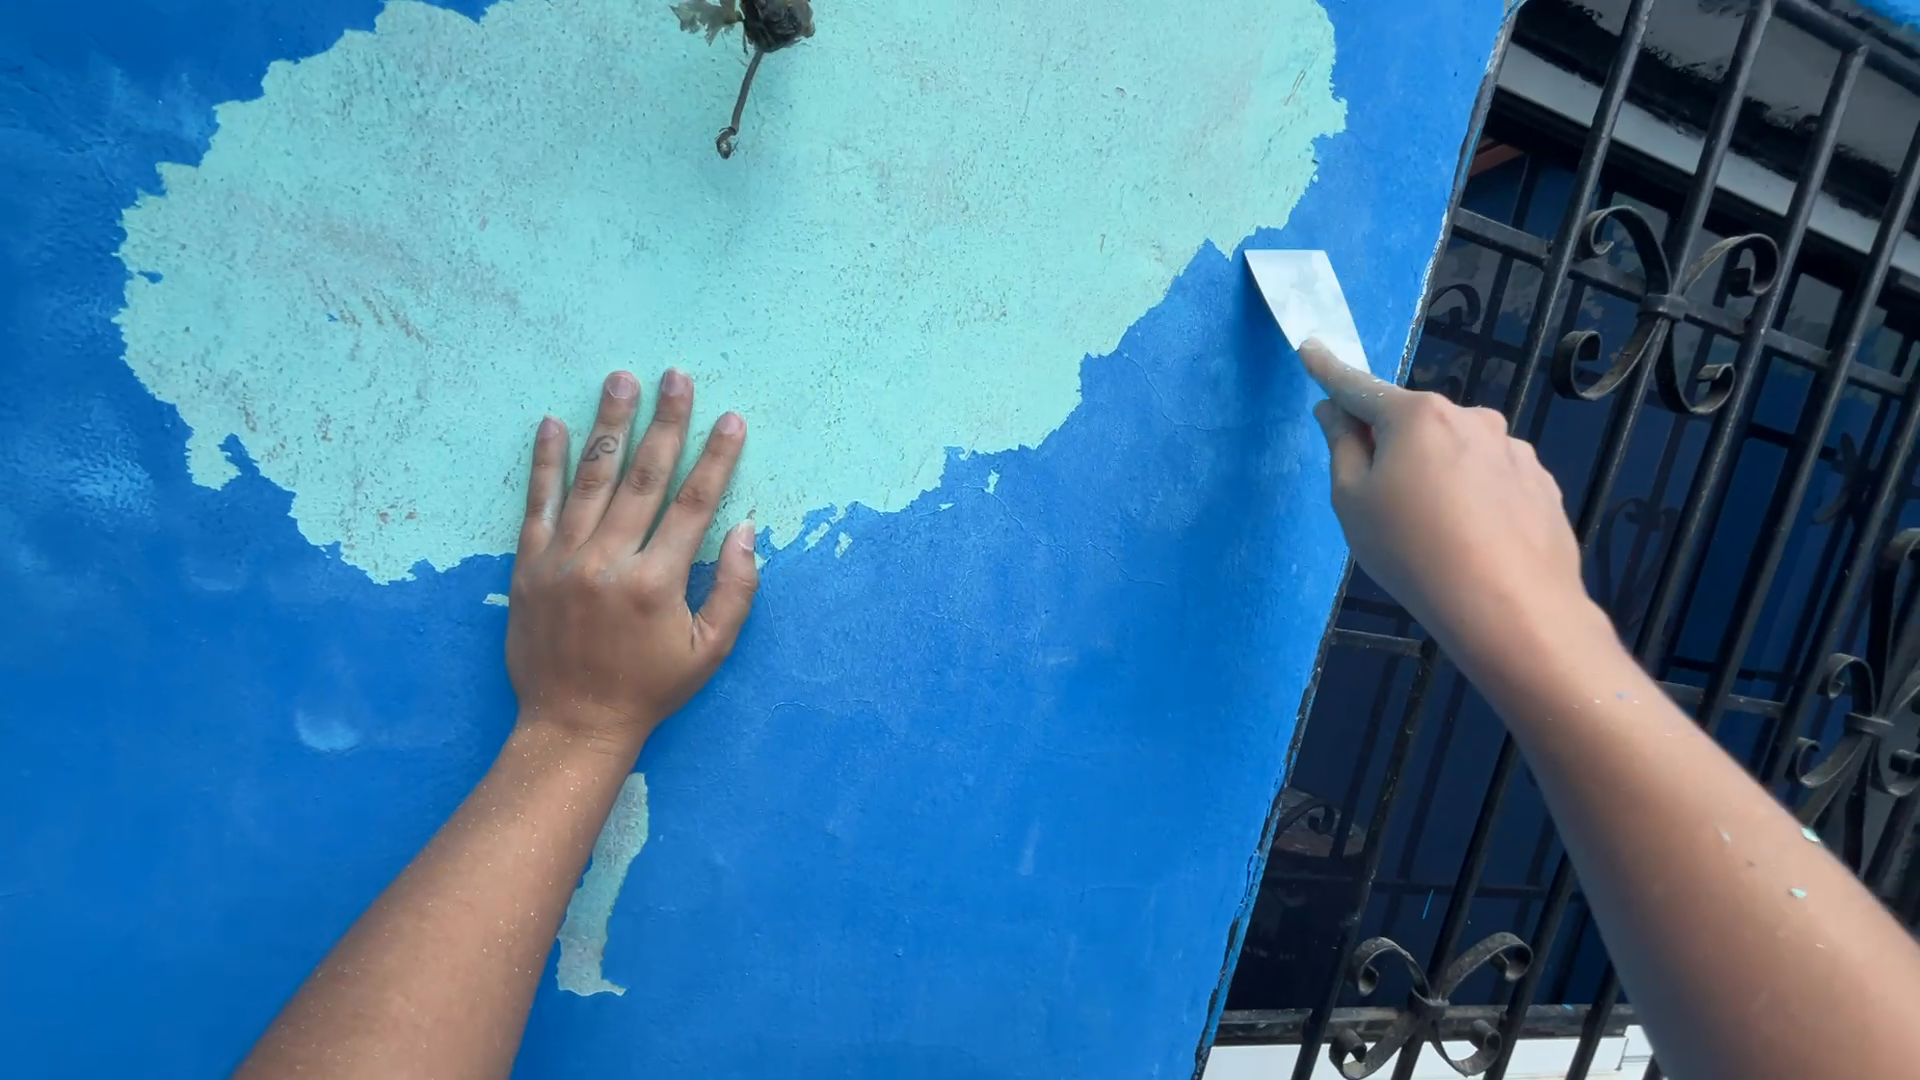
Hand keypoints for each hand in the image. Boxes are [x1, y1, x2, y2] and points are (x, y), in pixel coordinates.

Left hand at [506, 369, 757, 753]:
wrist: (572, 725)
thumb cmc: (652, 688)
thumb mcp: (712, 649)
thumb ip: (735, 588)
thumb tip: (743, 529)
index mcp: (656, 582)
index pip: (694, 504)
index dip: (717, 457)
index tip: (731, 419)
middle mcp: (608, 561)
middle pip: (643, 477)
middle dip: (665, 422)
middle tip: (676, 375)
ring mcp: (562, 560)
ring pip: (589, 479)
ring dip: (608, 425)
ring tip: (619, 380)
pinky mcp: (527, 567)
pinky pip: (536, 505)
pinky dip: (544, 463)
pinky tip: (552, 423)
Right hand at [1298, 340, 1601, 668]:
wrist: (1509, 606)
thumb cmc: (1409, 548)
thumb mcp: (1351, 500)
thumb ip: (1341, 447)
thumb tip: (1334, 411)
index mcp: (1416, 416)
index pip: (1358, 387)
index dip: (1327, 371)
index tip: (1309, 346)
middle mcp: (1470, 417)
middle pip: (1409, 421)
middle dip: (1386, 443)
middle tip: (1374, 499)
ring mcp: (1511, 448)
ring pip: (1451, 450)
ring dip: (1430, 471)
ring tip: (1429, 530)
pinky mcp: (1538, 481)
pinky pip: (1485, 476)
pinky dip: (1467, 494)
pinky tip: (1467, 537)